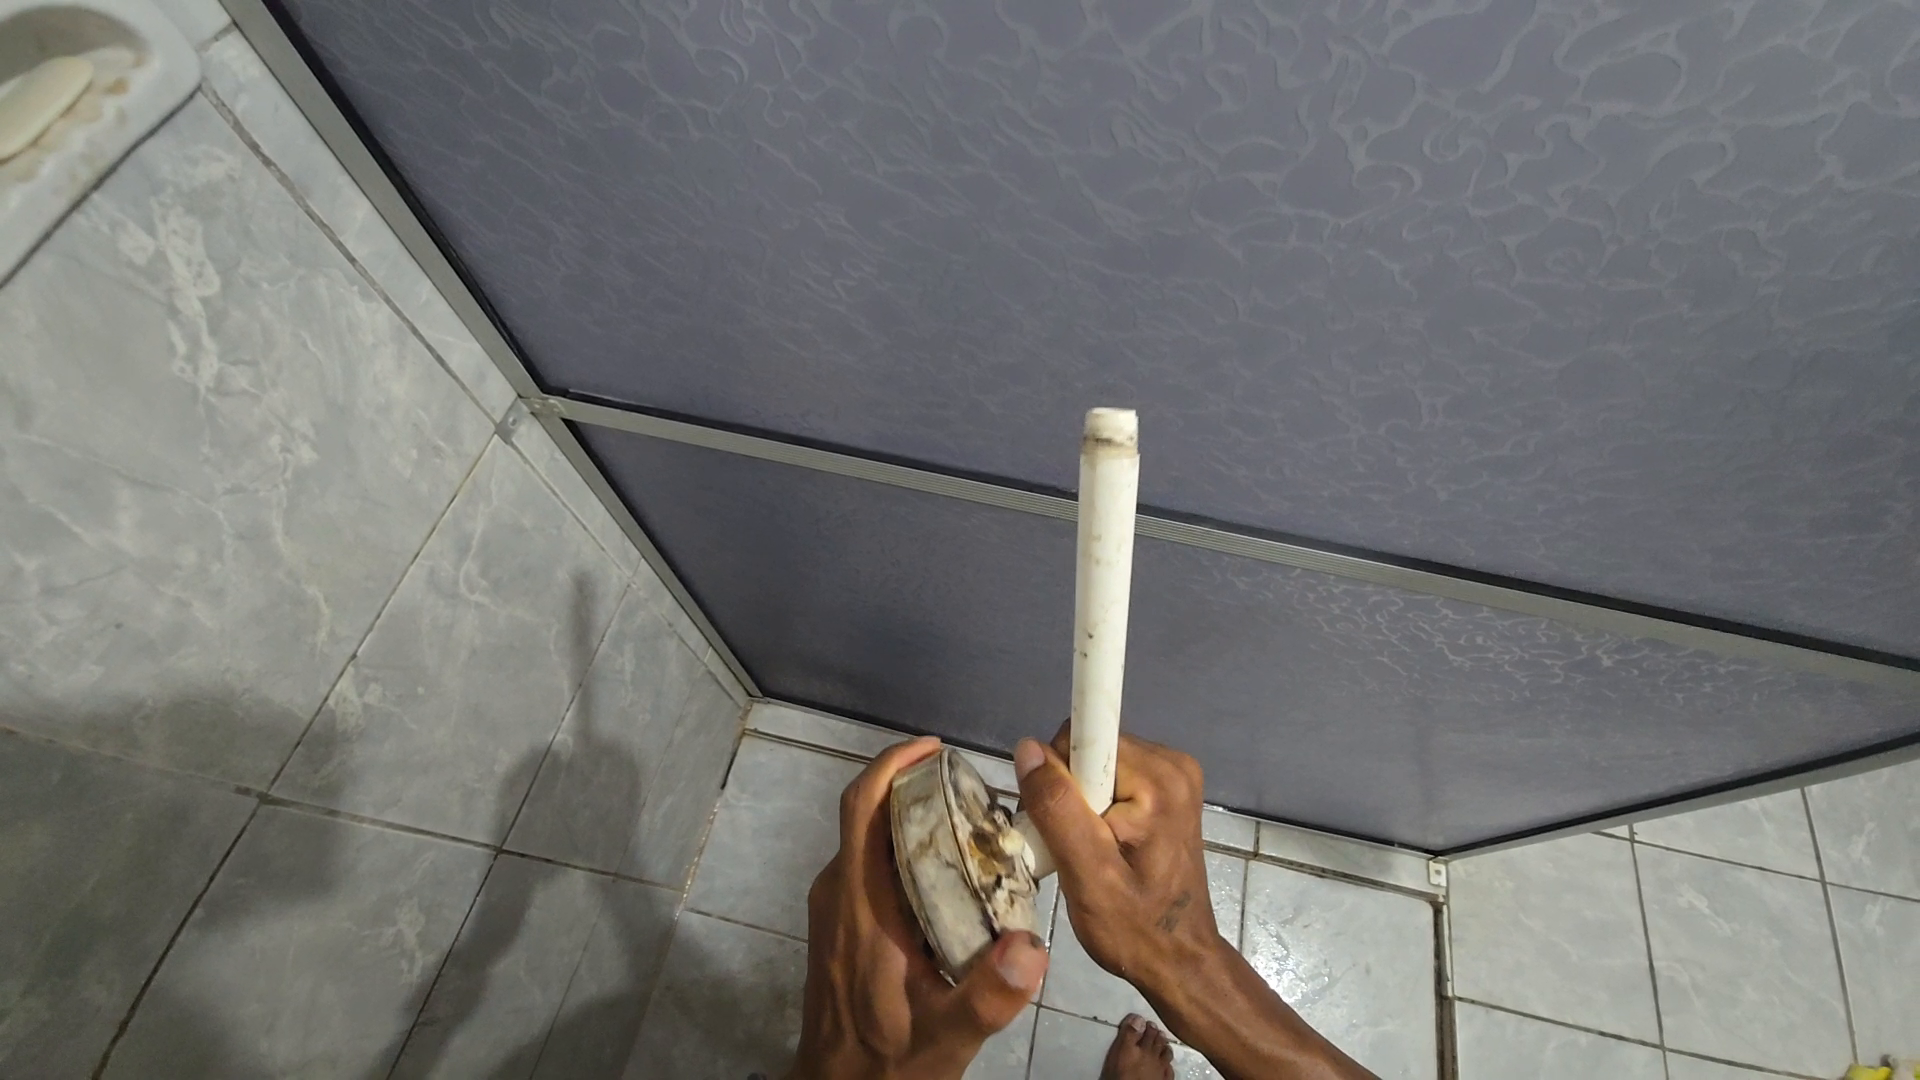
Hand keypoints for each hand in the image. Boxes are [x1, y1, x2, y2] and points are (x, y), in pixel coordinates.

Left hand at [788, 737, 1049, 1079]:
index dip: (891, 766)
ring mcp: (833, 903)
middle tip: (966, 784)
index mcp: (860, 905)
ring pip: (865, 834)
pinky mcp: (837, 916)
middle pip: (864, 812)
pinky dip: (899, 841)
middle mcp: (838, 890)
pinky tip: (941, 864)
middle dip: (910, 784)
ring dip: (906, 812)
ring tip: (962, 815)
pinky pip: (866, 857)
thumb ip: (987, 998)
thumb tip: (1032, 948)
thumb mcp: (945, 1041)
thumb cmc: (887, 1063)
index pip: (860, 809)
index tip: (933, 749)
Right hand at [1015, 728, 1376, 1079]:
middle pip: (1088, 748)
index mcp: (1160, 779)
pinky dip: (1095, 802)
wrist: (1180, 959)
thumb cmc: (1134, 927)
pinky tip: (1103, 840)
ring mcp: (1174, 772)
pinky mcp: (1168, 784)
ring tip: (1088, 848)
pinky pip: (1110, 773)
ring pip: (1095, 761)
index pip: (1081, 739)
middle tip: (1073, 845)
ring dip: (1079, 799)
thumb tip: (1028, 748)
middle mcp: (1173, 763)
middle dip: (1069, 791)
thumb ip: (1057, 809)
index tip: (1064, 824)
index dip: (1059, 776)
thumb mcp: (1087, 876)